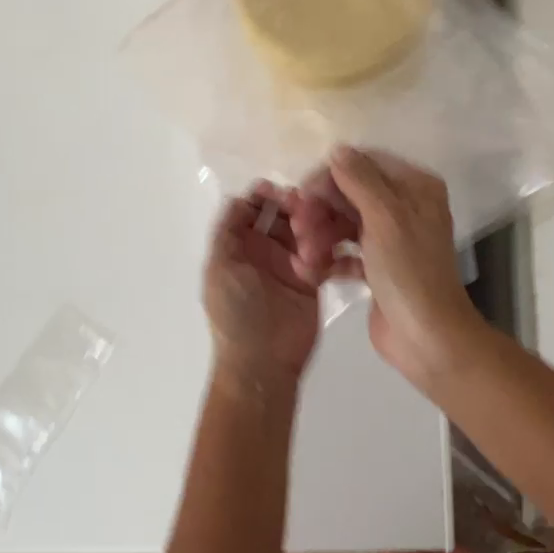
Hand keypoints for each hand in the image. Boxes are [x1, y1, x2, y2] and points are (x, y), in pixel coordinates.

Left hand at [203, 182, 320, 389]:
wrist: (262, 361)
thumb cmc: (235, 314)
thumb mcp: (219, 268)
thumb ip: (226, 232)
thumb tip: (238, 199)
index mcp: (237, 245)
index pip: (251, 209)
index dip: (264, 196)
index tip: (280, 190)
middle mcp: (263, 250)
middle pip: (281, 215)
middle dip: (293, 205)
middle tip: (306, 205)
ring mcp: (289, 264)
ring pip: (304, 230)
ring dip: (311, 224)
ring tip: (319, 227)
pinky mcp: (313, 278)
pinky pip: (323, 253)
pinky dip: (328, 246)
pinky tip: (334, 243)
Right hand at [291, 147, 486, 385]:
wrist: (427, 337)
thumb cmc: (409, 272)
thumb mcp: (386, 217)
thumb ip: (360, 180)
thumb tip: (337, 149)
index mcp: (415, 187)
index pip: (365, 164)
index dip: (330, 177)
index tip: (302, 196)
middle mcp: (405, 208)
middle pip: (351, 194)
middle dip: (322, 210)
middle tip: (299, 231)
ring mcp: (392, 239)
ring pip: (346, 223)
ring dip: (322, 235)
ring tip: (307, 256)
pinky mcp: (379, 268)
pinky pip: (347, 252)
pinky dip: (331, 258)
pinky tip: (315, 270)